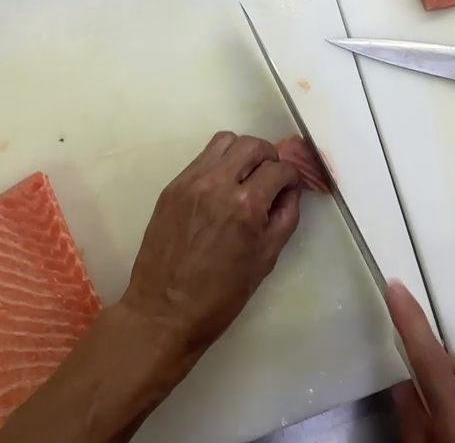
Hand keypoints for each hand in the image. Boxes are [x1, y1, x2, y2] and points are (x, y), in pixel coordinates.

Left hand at [120, 131, 303, 353]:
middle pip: (253, 145)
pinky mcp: (172, 186)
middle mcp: (218, 184)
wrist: (163, 313)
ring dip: (242, 153)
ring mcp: (191, 182)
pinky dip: (218, 163)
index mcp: (246, 206)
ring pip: (225, 141)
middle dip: (269, 158)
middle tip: (270, 178)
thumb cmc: (220, 296)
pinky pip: (202, 158)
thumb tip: (290, 191)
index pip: (279, 169)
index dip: (291, 177)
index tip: (290, 188)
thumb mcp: (265, 260)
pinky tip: (220, 188)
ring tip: (244, 176)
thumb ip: (285, 218)